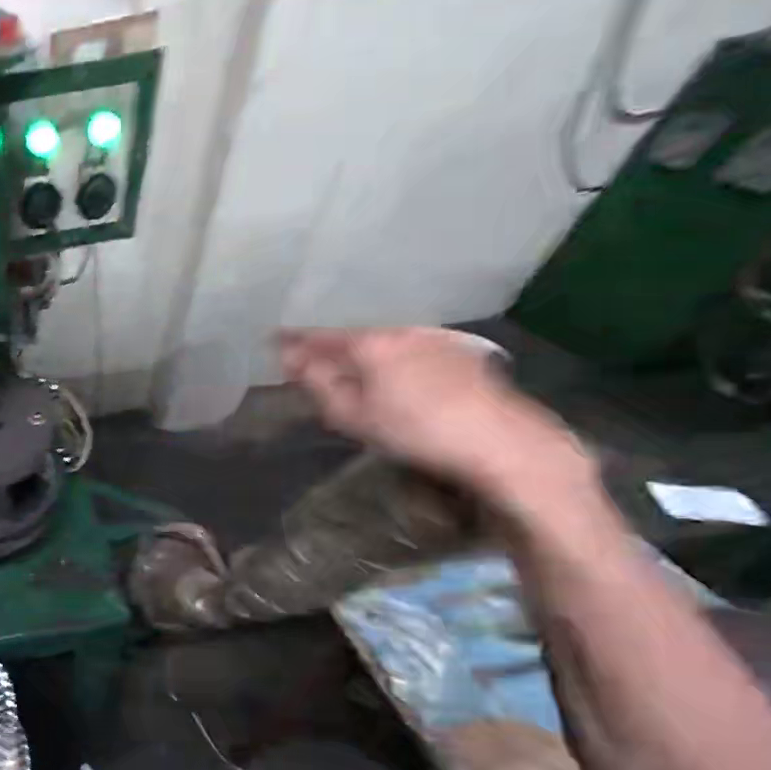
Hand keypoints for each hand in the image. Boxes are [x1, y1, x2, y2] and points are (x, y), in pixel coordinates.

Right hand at [280, 326, 594, 510]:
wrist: (497, 439)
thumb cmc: (414, 430)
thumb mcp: (353, 415)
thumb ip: (319, 384)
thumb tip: (292, 360)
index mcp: (370, 342)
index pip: (320, 335)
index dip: (294, 339)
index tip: (273, 339)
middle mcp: (399, 330)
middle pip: (352, 335)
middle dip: (329, 347)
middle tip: (308, 361)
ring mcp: (432, 338)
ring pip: (382, 341)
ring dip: (360, 353)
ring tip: (346, 370)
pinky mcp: (456, 352)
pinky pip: (405, 348)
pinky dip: (387, 357)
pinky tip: (389, 376)